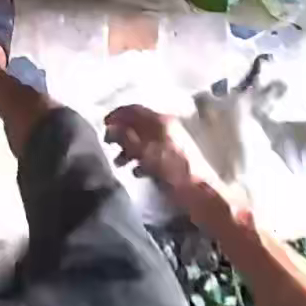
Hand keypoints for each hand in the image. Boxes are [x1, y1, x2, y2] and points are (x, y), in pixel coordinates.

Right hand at [103, 104, 224, 209]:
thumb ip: (125, 138)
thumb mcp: (145, 153)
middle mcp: (166, 127)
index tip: (103, 125)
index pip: (133, 109)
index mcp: (160, 121)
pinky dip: (141, 158)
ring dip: (129, 148)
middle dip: (121, 133)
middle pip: (138, 124)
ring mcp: (172, 142)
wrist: (202, 195)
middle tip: (108, 144)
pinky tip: (136, 171)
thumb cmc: (172, 171)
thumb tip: (111, 128)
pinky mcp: (175, 158)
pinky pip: (153, 152)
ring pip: (144, 139)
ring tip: (119, 163)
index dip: (116, 115)